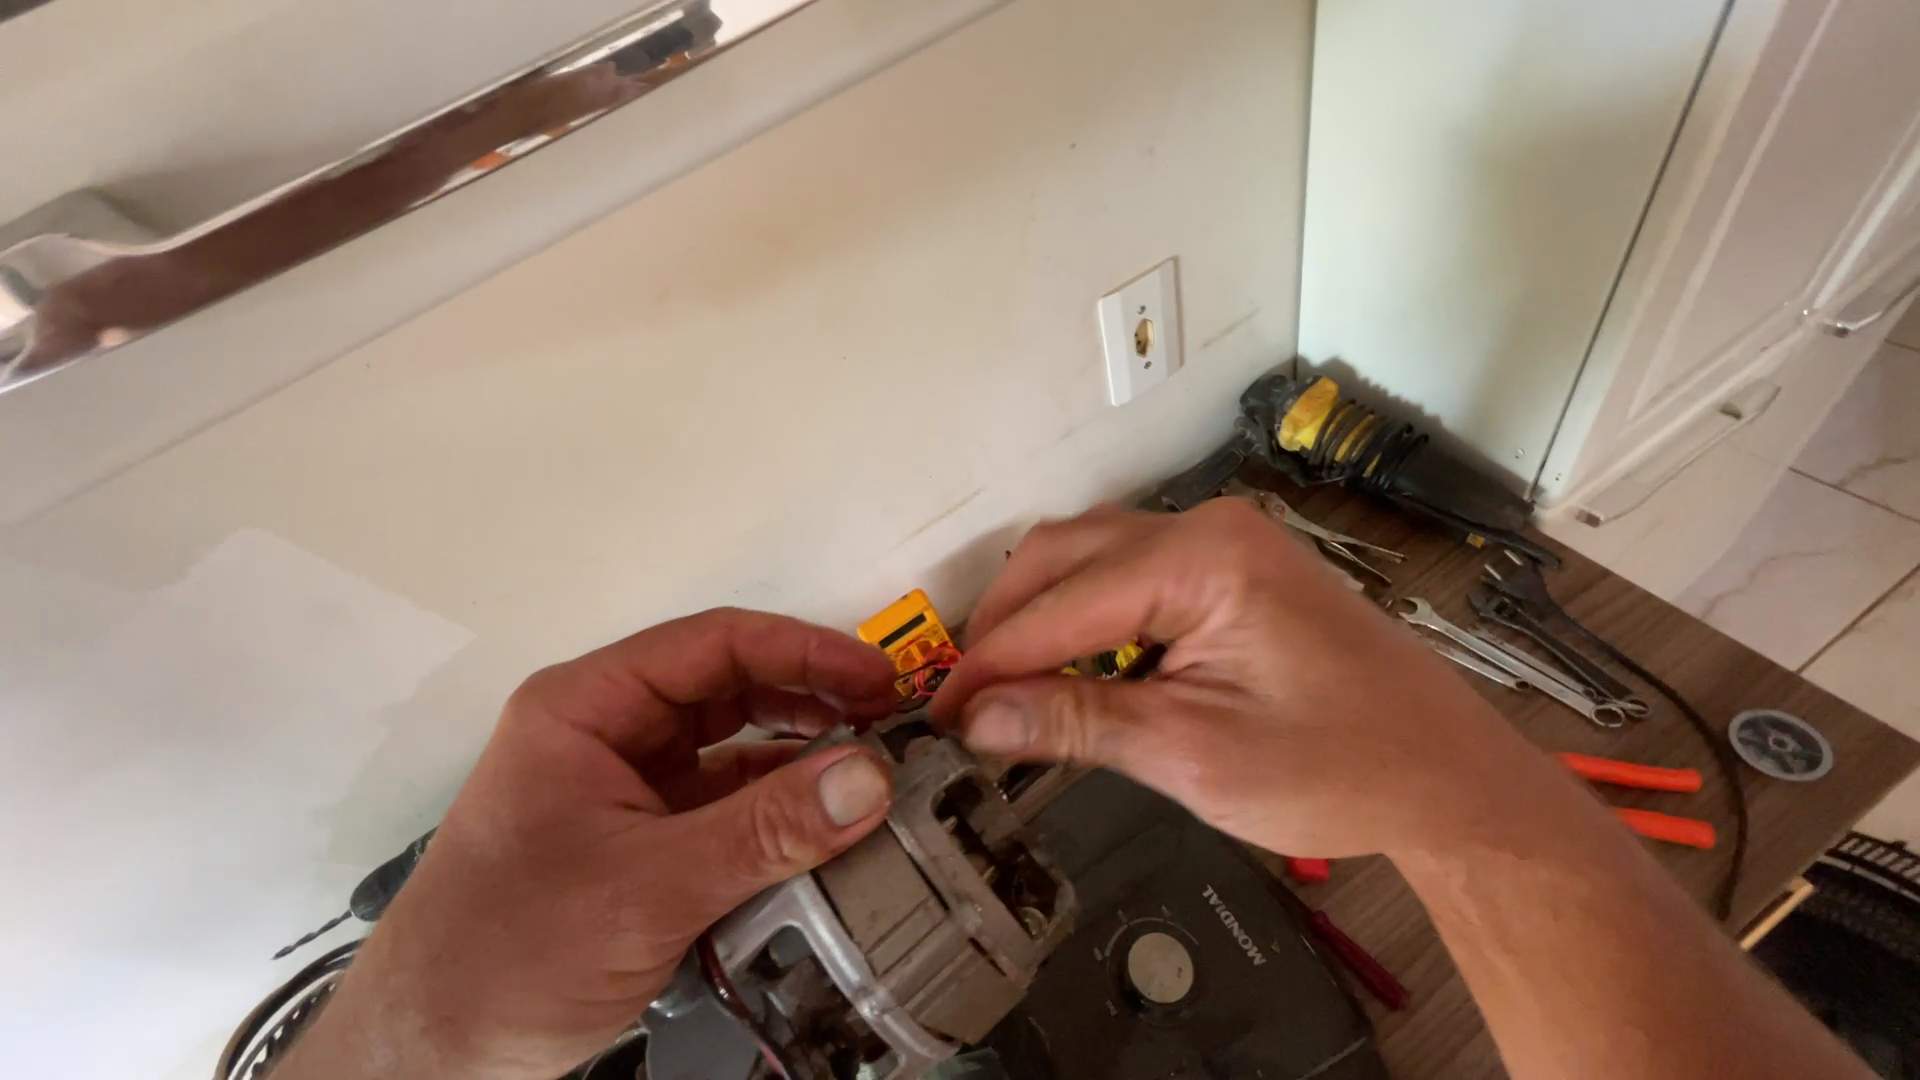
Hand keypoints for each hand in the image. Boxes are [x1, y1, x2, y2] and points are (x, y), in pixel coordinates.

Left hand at [281, 609, 900, 1079]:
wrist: (424, 1069)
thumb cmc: (511, 957)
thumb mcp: (647, 889)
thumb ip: (765, 831)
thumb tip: (872, 777)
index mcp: (588, 705)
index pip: (713, 644)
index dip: (803, 651)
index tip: (877, 677)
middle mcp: (611, 727)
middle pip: (729, 684)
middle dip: (810, 694)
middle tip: (888, 718)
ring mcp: (630, 778)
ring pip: (733, 738)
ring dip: (801, 746)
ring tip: (870, 761)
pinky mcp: (647, 829)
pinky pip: (728, 795)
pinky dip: (780, 800)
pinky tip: (825, 815)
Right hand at [930, 498, 1542, 860]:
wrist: (1448, 776)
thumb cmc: (1339, 767)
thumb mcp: (1192, 753)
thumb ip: (1076, 722)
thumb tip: (980, 717)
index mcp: (1200, 560)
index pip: (1059, 605)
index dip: (990, 660)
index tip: (942, 709)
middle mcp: (1204, 527)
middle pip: (1063, 554)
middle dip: (1005, 622)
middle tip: (968, 693)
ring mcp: (1219, 539)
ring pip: (1089, 554)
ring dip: (1039, 612)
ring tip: (1006, 679)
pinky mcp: (1226, 565)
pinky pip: (1126, 571)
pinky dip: (1083, 614)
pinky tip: (1069, 662)